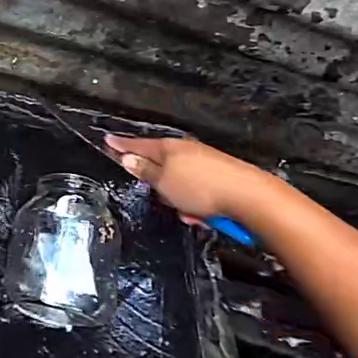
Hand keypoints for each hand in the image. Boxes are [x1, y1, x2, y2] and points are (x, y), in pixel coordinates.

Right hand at [104, 135, 287, 226]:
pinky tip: (204, 215)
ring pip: (180, 183)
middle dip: (158, 185)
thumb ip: (144, 171)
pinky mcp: (220, 176)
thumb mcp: (163, 182)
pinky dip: (198, 204)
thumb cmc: (202, 188)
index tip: (108, 141)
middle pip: (160, 166)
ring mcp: (204, 162)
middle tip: (161, 197)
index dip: (121, 145)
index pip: (137, 144)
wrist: (250, 197)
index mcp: (168, 147)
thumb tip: (128, 158)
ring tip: (191, 213)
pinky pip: (198, 191)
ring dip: (181, 200)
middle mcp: (186, 150)